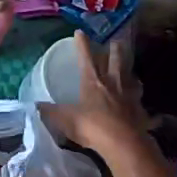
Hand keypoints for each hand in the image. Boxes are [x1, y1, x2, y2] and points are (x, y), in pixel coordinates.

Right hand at [39, 33, 149, 156]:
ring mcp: (130, 97)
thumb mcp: (65, 119)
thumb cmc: (92, 126)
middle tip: (116, 41)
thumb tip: (35, 105)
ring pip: (132, 79)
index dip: (82, 44)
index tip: (80, 32)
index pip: (86, 57)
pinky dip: (140, 102)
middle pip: (116, 61)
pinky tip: (140, 105)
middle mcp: (113, 83)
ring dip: (130, 73)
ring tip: (130, 72)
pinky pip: (141, 104)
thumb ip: (50, 111)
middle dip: (115, 50)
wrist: (124, 145)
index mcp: (93, 81)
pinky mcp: (141, 112)